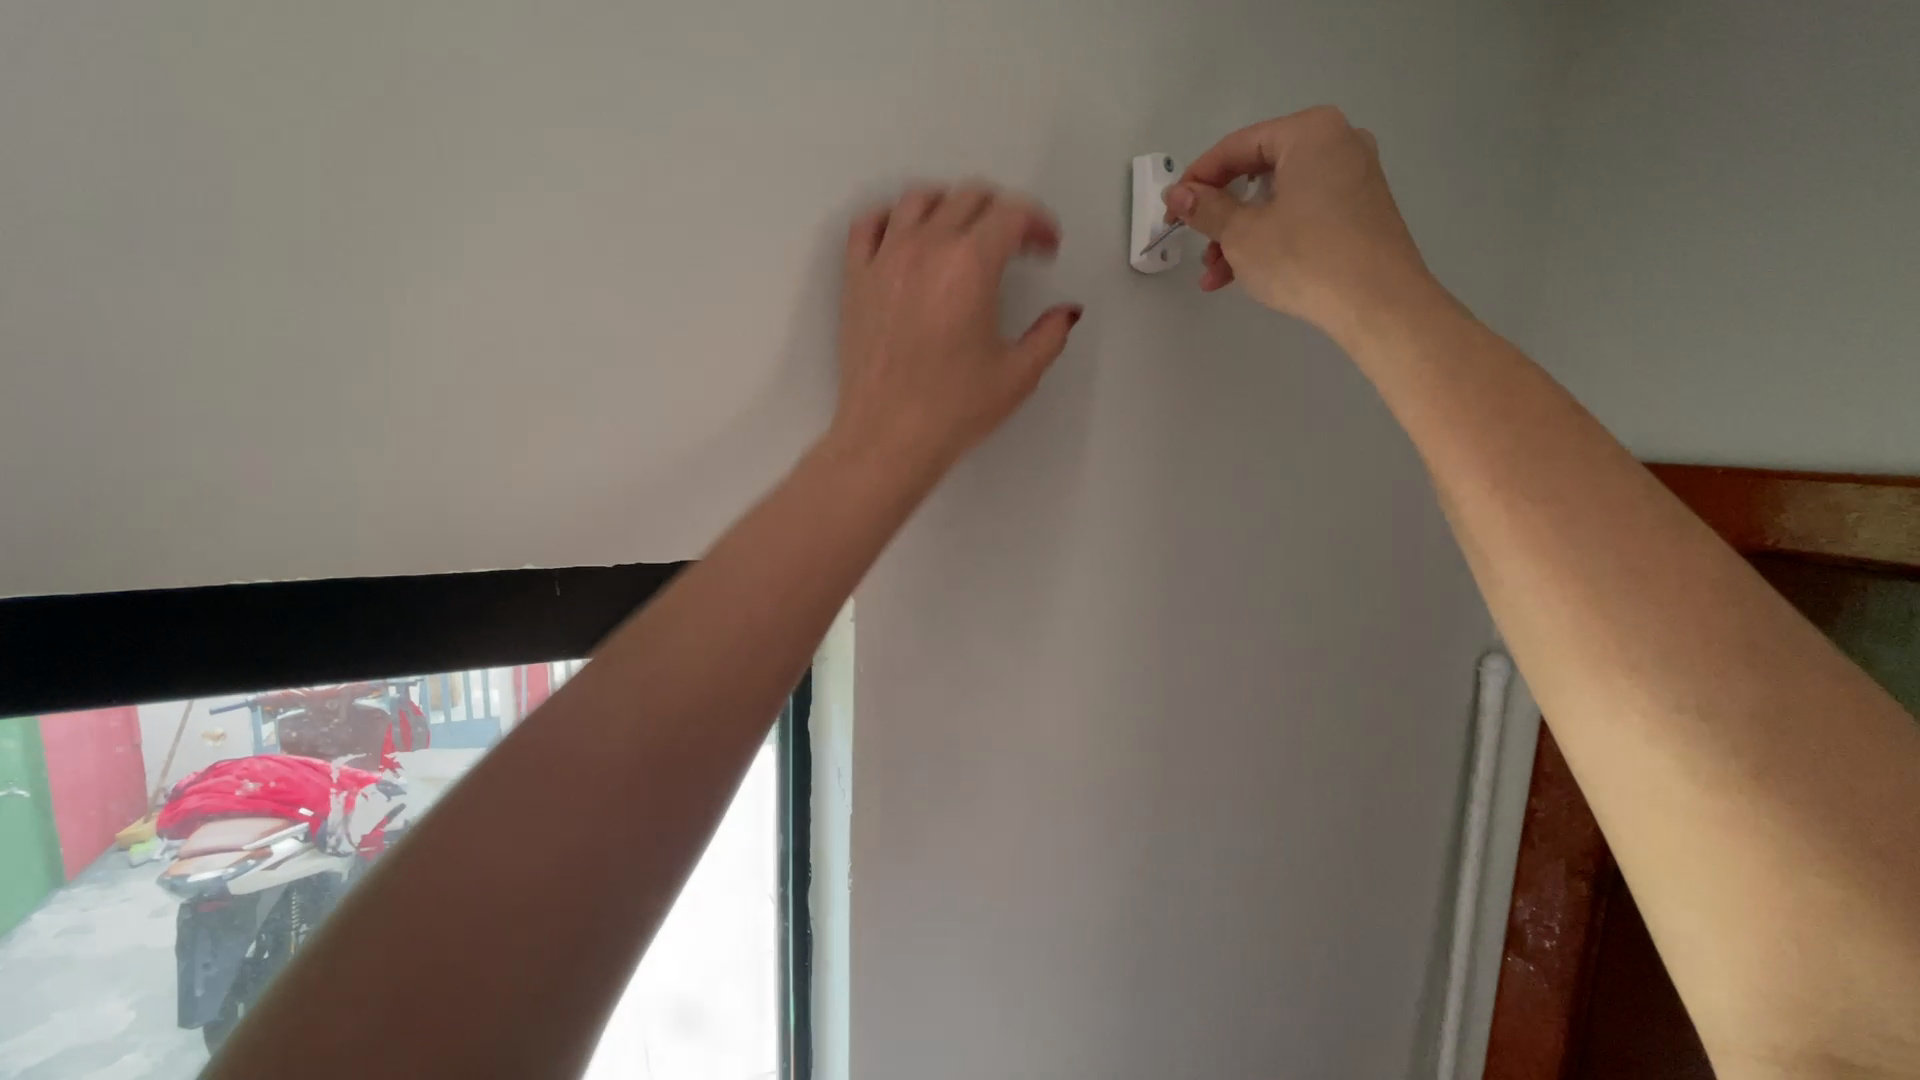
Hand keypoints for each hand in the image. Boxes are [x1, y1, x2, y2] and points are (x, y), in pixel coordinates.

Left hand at [831, 184, 1081, 473]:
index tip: (1045, 246)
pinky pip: (869, 225)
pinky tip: (907, 236)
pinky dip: (893, 218)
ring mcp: (885, 260)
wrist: (888, 438)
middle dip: (1002, 212)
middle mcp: (925, 250)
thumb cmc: (950, 411)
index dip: (1038, 224)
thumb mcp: (1018, 374)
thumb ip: (1050, 334)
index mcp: (970, 266)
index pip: (1012, 214)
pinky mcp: (856, 280)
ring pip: (919, 199)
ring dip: (950, 204)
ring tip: (965, 230)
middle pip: (969, 197)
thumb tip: (1064, 315)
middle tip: (1016, 243)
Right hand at [1164, 106, 1436, 335]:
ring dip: (1240, 236)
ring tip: (1215, 275)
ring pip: (1277, 201)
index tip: (1172, 210)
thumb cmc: (1305, 257)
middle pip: (1258, 174)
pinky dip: (1270, 239)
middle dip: (1220, 215)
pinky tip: (1243, 274)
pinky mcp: (1359, 211)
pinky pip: (1301, 216)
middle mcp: (1337, 143)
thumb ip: (1206, 209)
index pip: (1237, 146)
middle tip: (1195, 244)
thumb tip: (1179, 194)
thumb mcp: (1242, 234)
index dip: (1197, 180)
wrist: (1378, 303)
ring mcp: (1352, 178)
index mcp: (1310, 132)